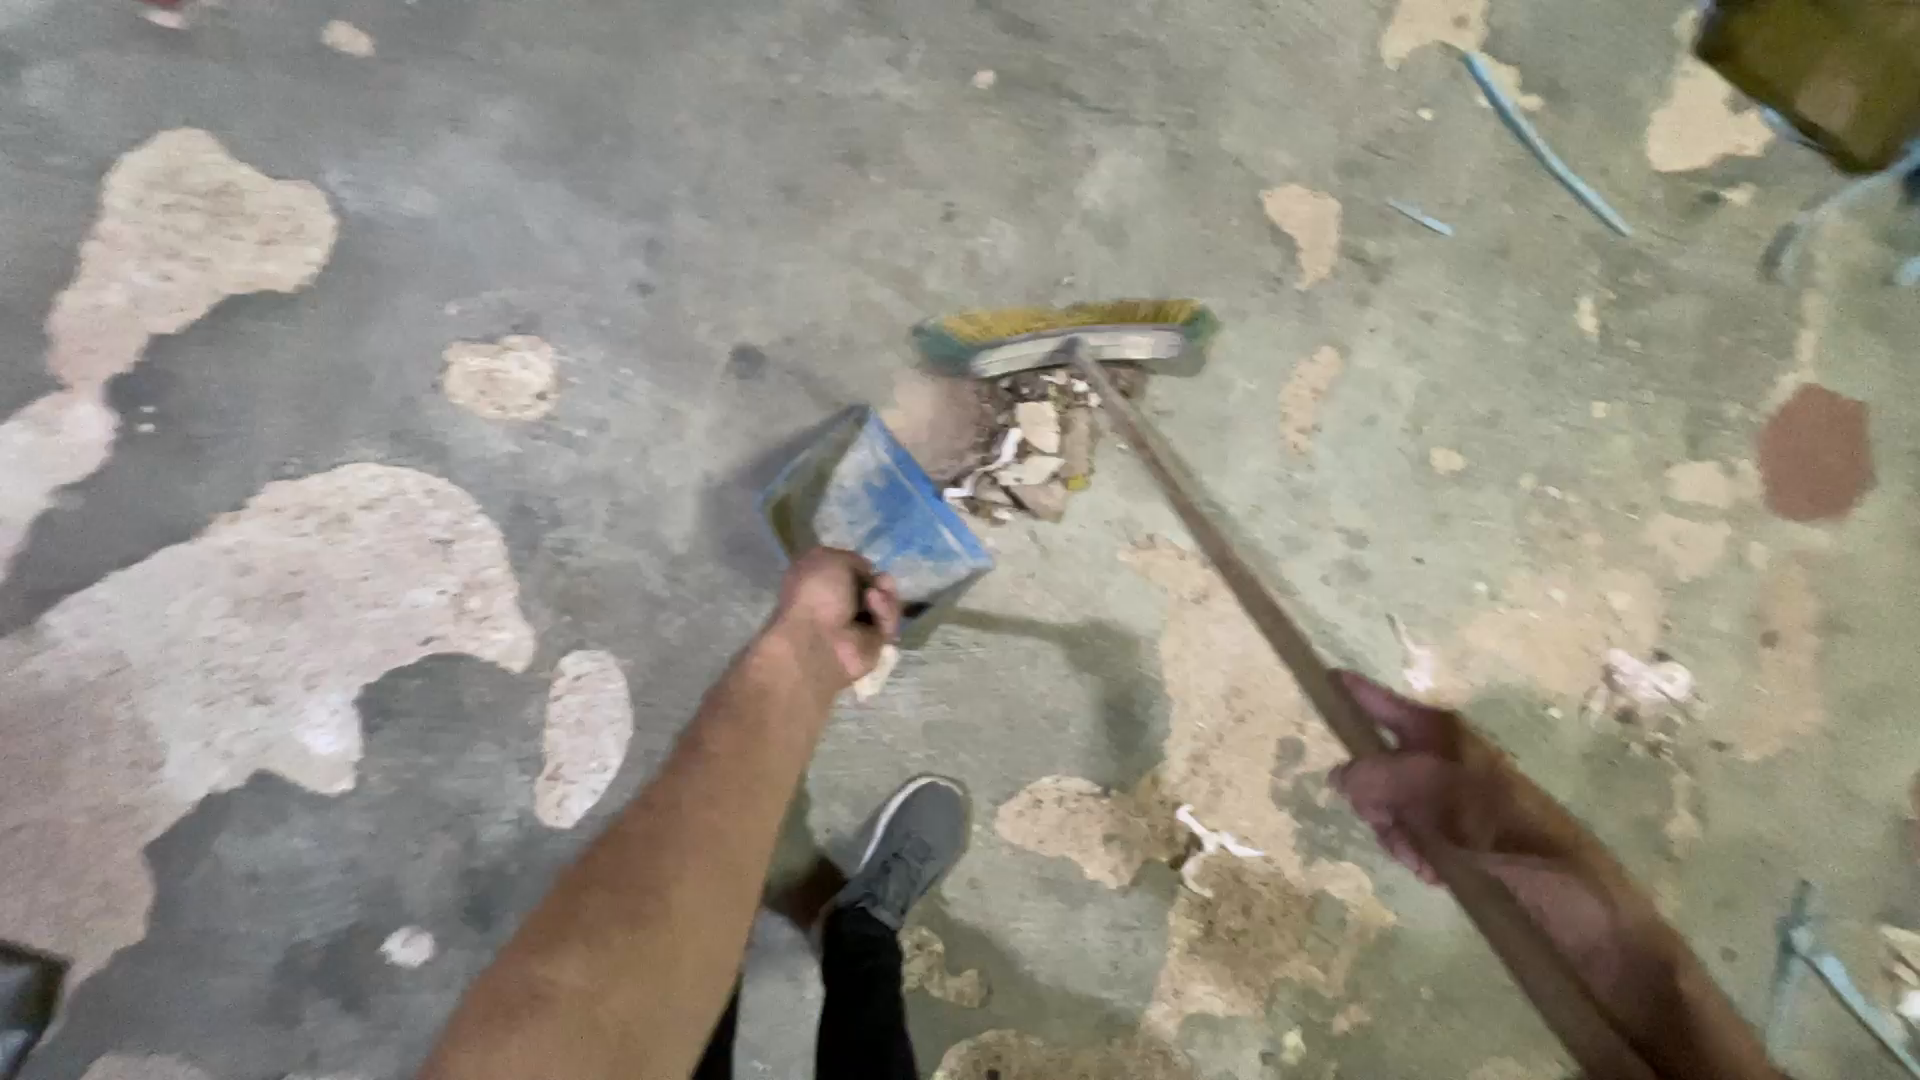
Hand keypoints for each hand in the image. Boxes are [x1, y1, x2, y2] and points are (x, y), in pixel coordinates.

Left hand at [765, 548, 901, 689]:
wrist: (815, 639)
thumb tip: (866, 571)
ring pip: (884, 606)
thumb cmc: (815, 593)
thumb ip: (852, 559)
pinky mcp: (873, 645)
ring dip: (886, 595)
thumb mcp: (828, 558)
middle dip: (880, 581)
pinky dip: (884, 611)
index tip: (866, 565)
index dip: (861, 567)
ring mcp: (855, 627)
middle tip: (882, 579)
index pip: (848, 574)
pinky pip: (888, 624)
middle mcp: (836, 606)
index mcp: (818, 585)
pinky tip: (874, 603)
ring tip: (877, 592)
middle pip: (872, 590)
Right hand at [1329, 672, 1672, 1024]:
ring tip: (1422, 860)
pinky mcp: (1455, 840)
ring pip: (1387, 800)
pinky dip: (1407, 849)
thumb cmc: (1548, 863)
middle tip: (1385, 824)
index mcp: (1460, 748)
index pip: (1398, 710)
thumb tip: (1342, 772)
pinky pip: (1406, 832)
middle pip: (1380, 759)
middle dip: (1373, 790)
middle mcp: (1452, 768)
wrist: (1603, 938)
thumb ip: (1409, 787)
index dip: (1361, 695)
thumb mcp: (1477, 817)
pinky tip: (1432, 871)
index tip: (1322, 679)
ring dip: (1392, 828)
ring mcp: (1452, 805)